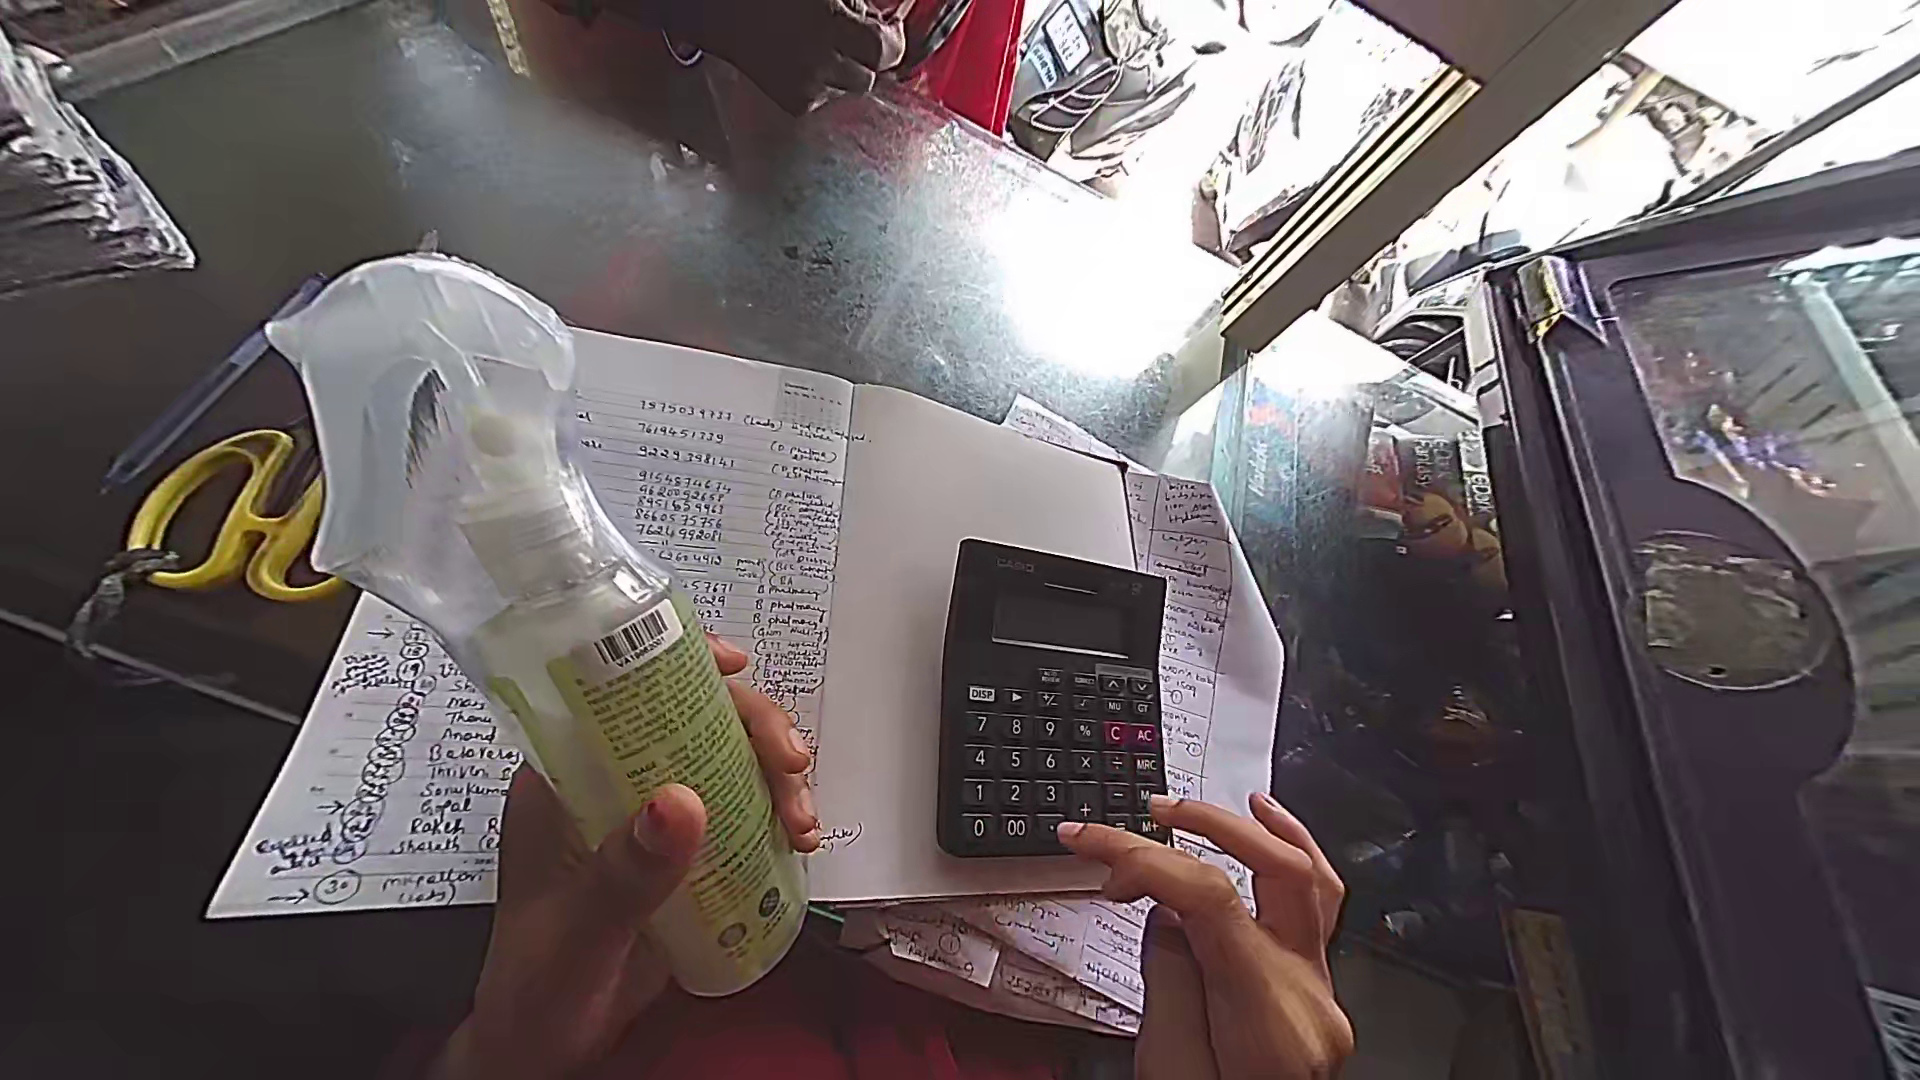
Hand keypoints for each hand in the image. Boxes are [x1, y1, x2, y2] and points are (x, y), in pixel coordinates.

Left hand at [431, 634, 817, 1079]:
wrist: (558, 1048)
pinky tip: (801, 836)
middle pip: (703, 712)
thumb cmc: (542, 988)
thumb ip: (623, 874)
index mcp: (573, 772)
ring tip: (801, 822)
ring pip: (737, 749)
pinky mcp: (702, 831)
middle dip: (758, 727)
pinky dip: (784, 804)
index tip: (735, 666)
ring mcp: (667, 800)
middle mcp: (624, 772)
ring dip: (780, 772)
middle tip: (793, 765)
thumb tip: (682, 800)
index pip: (627, 689)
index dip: (683, 662)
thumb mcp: (576, 933)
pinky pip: (753, 793)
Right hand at [653, 0, 907, 113]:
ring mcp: (807, 88)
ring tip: (826, 44)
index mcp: (827, 24)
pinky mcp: (794, 103)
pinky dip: (823, 81)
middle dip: (868, 57)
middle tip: (858, 36)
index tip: (891, 30)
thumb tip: (877, 17)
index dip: (893, 40)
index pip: (884, 50)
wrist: (714, 6)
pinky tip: (804, 59)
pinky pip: (825, 97)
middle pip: (869, 77)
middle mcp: (821, 63)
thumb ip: (854, 2)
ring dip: (846, 69)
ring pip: (849, 89)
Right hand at [1058, 793, 1351, 1079]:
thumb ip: (1169, 974)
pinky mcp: (1308, 978)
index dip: (1145, 859)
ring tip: (1198, 804)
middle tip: (1143, 817)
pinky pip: (1316, 896)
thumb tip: (1165, 908)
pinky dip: (1289, 845)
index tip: (1094, 848)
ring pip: (1307, 874)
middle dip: (1202, 825)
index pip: (1213, 898)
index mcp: (1272, 1022)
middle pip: (1273, 870)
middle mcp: (1308, 995)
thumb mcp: (1170, 1067)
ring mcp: (1317, 985)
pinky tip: (1267, 817)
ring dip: (1246, 827)